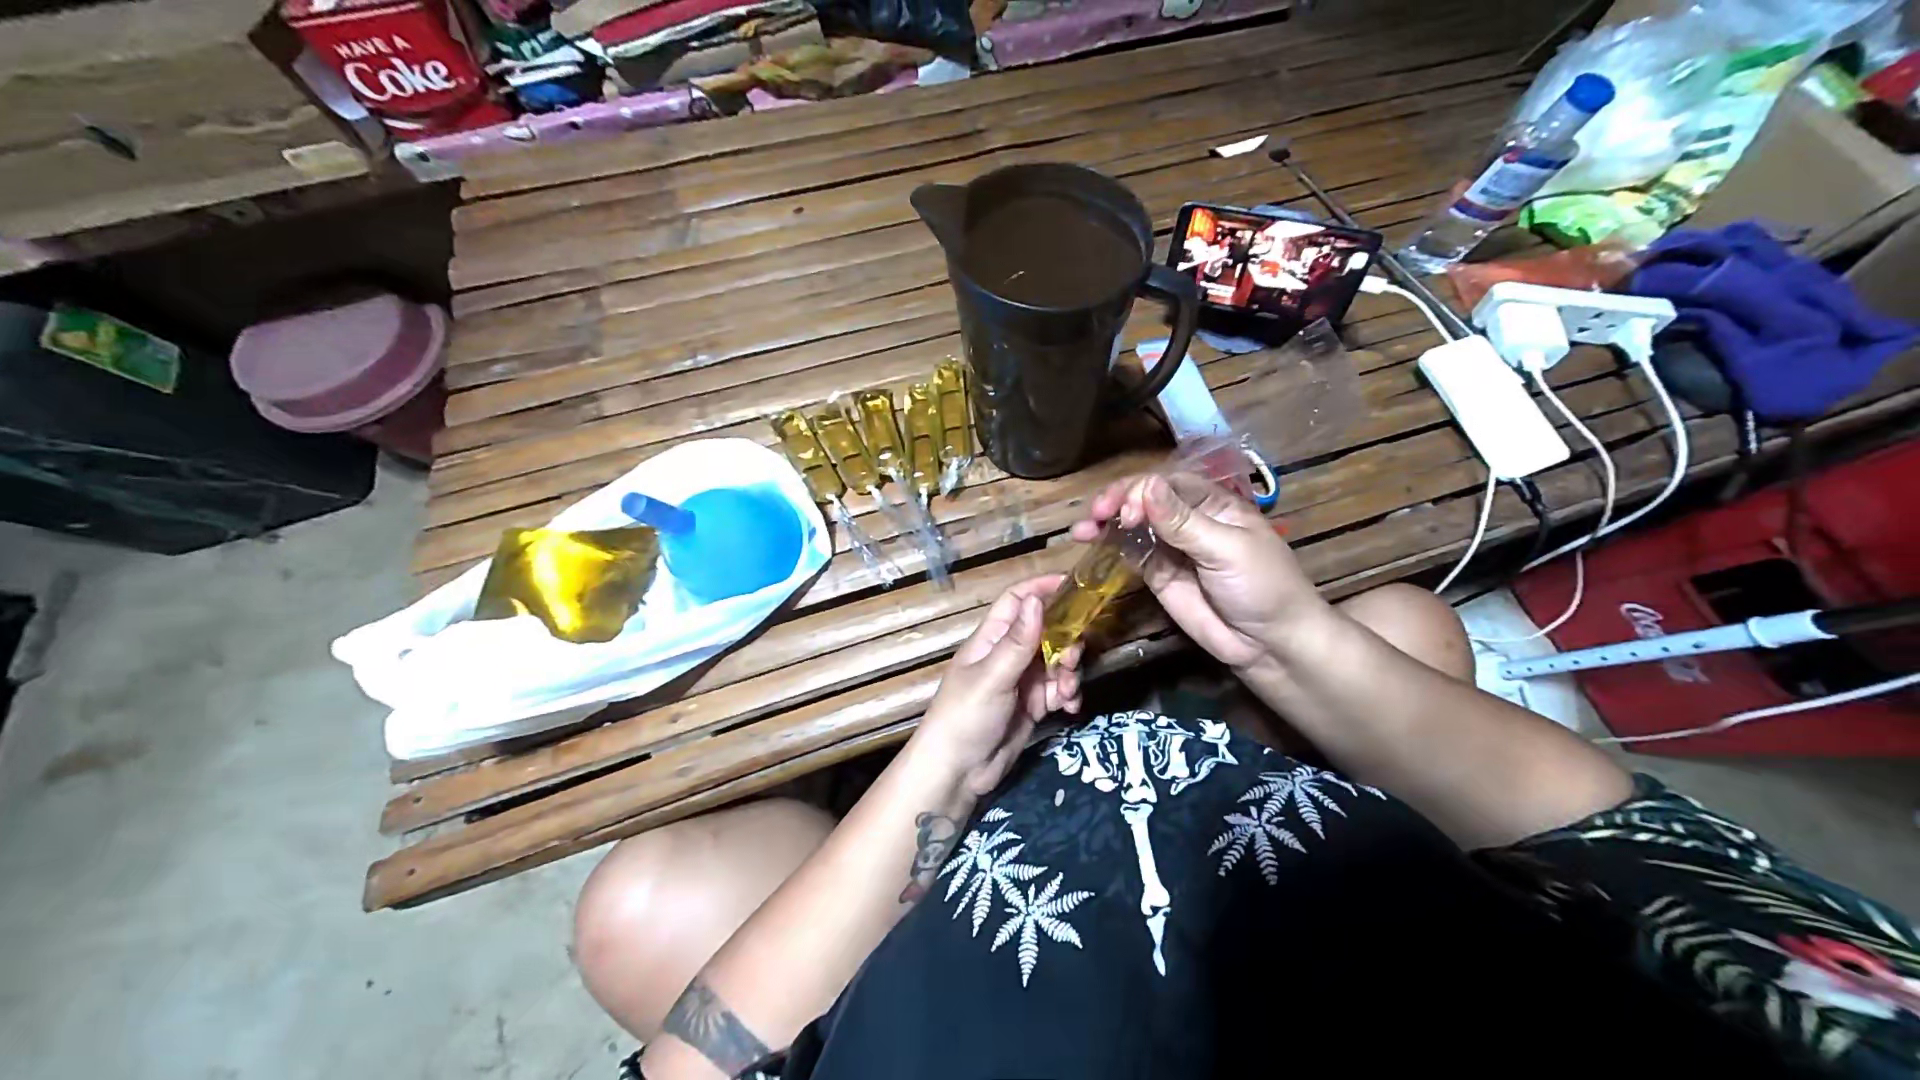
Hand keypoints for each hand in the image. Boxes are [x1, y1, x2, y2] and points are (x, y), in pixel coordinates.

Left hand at [915, 576, 1082, 795]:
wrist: (958, 773)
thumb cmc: (965, 717)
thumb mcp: (992, 677)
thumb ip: (1018, 642)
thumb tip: (1036, 598)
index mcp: (990, 640)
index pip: (1017, 601)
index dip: (1041, 588)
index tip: (1073, 584)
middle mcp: (1007, 655)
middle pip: (1045, 630)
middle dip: (1066, 639)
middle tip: (1072, 657)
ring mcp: (1021, 681)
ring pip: (1057, 661)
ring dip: (1069, 672)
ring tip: (1066, 691)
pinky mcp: (1032, 705)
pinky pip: (1058, 689)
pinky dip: (1068, 695)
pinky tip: (1068, 708)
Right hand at [1072, 472, 1326, 669]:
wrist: (1269, 644)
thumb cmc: (1262, 586)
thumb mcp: (1226, 549)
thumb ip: (1183, 521)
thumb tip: (1146, 486)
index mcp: (1212, 503)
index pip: (1167, 484)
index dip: (1140, 491)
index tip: (1125, 513)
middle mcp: (1188, 520)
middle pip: (1145, 500)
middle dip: (1118, 502)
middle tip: (1096, 515)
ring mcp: (1171, 548)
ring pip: (1132, 526)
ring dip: (1106, 523)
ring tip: (1082, 530)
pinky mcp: (1158, 575)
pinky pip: (1130, 554)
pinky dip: (1109, 548)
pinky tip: (1092, 545)